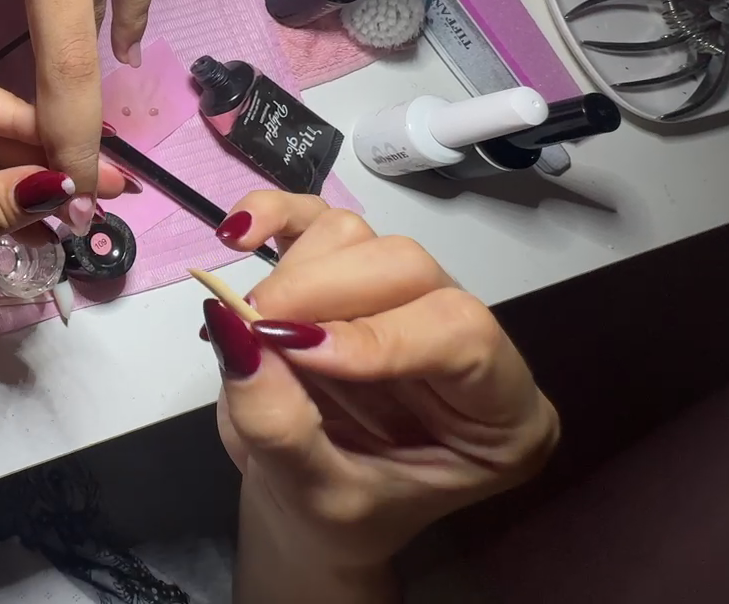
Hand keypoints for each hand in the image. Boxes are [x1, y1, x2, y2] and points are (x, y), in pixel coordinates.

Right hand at [206, 193, 558, 599]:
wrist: (302, 503)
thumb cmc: (329, 514)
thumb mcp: (312, 493)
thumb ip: (279, 422)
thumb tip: (235, 331)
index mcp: (494, 412)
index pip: (460, 333)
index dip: (376, 333)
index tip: (293, 353)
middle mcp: (459, 341)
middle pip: (405, 266)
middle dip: (317, 292)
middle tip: (256, 329)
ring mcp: (396, 298)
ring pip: (352, 236)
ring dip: (289, 271)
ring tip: (252, 322)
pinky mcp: (336, 273)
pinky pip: (310, 216)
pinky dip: (270, 214)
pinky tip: (236, 234)